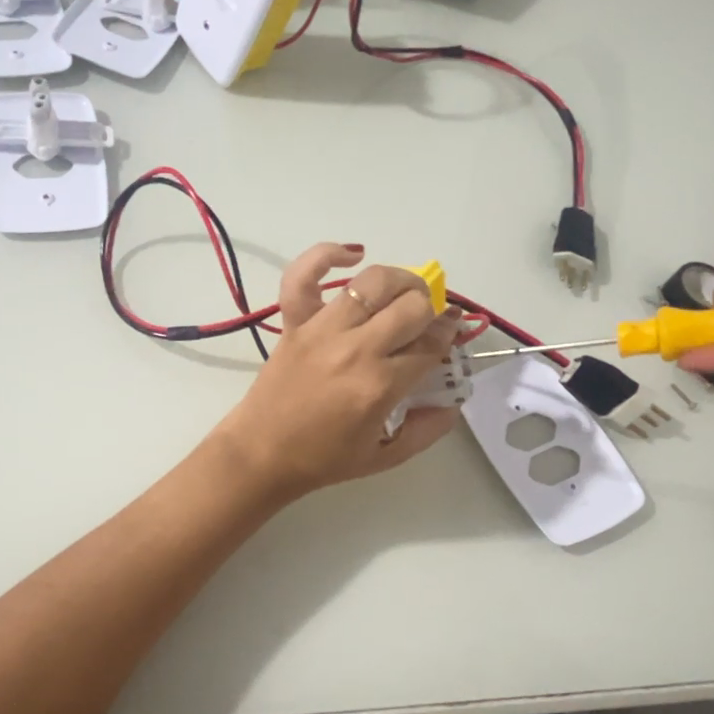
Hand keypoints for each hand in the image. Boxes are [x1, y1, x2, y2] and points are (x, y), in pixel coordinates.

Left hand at [210, 243, 465, 497]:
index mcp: (380, 385)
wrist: (262, 453)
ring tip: (404, 292)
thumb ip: (425, 431)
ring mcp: (322, 330)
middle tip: (427, 322)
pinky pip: (303, 276)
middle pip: (411, 307)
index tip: (449, 336)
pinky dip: (327, 255)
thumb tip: (452, 403)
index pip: (431, 345)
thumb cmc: (323, 459)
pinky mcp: (294, 322)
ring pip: (373, 282)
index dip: (447, 337)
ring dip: (400, 281)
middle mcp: (356, 348)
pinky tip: (351, 254)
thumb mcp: (384, 457)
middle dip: (431, 310)